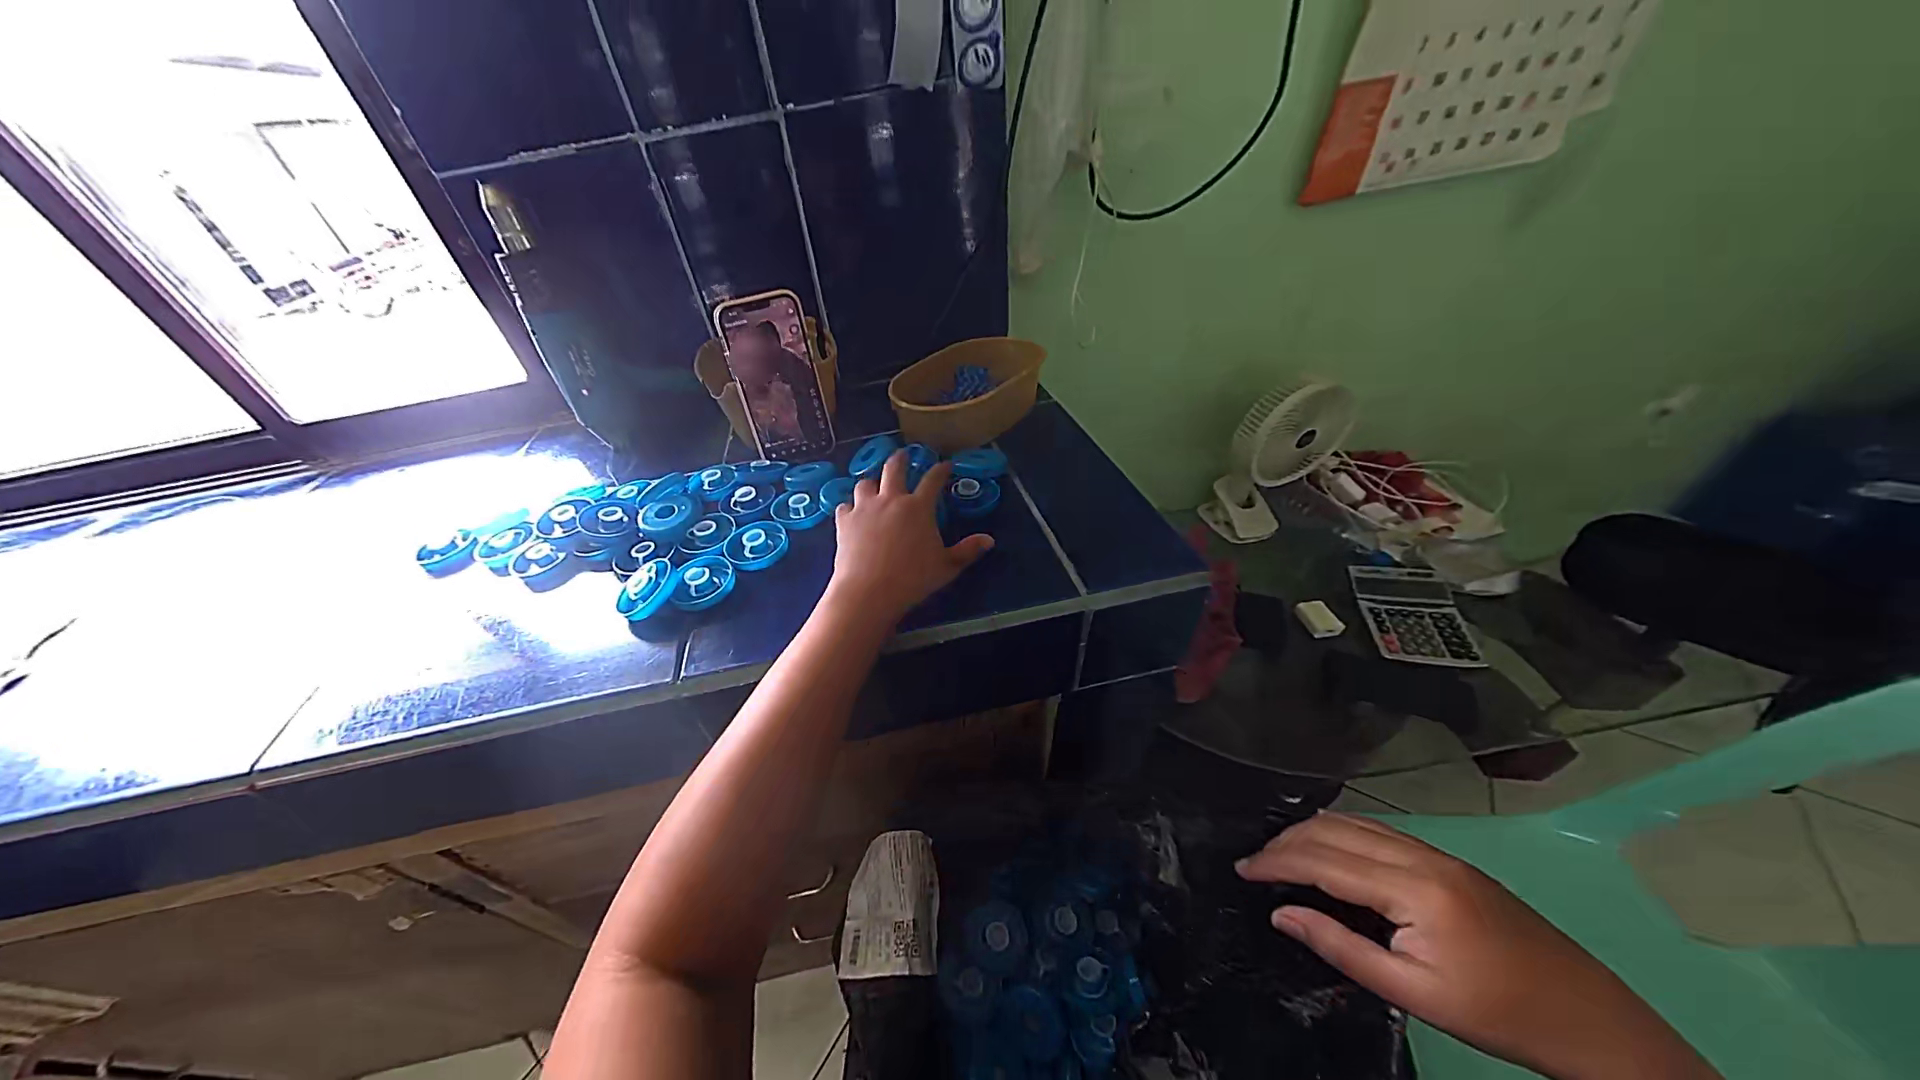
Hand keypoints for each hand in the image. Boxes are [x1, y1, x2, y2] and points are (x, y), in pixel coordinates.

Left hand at [827, 450, 992, 623]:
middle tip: (903, 456)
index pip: (933, 480)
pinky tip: (852, 513)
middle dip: (900, 459)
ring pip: (865, 483)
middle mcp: (891, 499)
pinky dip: (850, 507)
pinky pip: (845, 505)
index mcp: (919, 507)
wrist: (869, 591)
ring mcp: (864, 508)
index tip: (945, 465)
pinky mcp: (844, 521)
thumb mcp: (947, 567)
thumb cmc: (912, 578)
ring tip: (874, 486)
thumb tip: (989, 540)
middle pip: (893, 468)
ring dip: (872, 482)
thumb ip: (967, 551)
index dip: (941, 470)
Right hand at [1237, 813, 1720, 1079]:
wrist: (1593, 1022)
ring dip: (1310, 833)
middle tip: (1254, 864)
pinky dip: (1340, 835)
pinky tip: (1328, 852)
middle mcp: (1423, 856)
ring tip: (1280, 855)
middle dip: (1285, 841)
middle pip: (1334, 830)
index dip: (1276, 862)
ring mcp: (1439, 853)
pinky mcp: (1448, 861)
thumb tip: (1280, 914)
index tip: (1241, 870)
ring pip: (1355, 823)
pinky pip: (1378, 832)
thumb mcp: (1413, 994)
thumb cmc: (1500, 1015)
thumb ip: (1340, 947)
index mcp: (1415, 888)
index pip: (1324, 861)